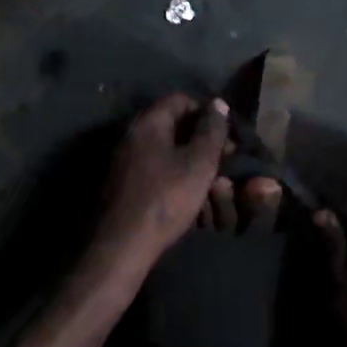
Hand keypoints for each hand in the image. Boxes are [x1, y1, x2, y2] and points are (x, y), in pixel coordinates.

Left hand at [95, 94, 230, 269]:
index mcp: (148, 123)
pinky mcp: (120, 184)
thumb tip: (218, 103)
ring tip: (209, 179)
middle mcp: (131, 135)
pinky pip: (153, 167)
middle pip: (172, 123)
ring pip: (164, 148)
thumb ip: (212, 130)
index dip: (207, 112)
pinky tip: (186, 193)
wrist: (120, 247)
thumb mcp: (199, 163)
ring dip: (188, 158)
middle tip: (222, 158)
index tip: (226, 134)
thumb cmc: (165, 199)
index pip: (181, 100)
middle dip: (200, 137)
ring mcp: (122, 160)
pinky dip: (172, 173)